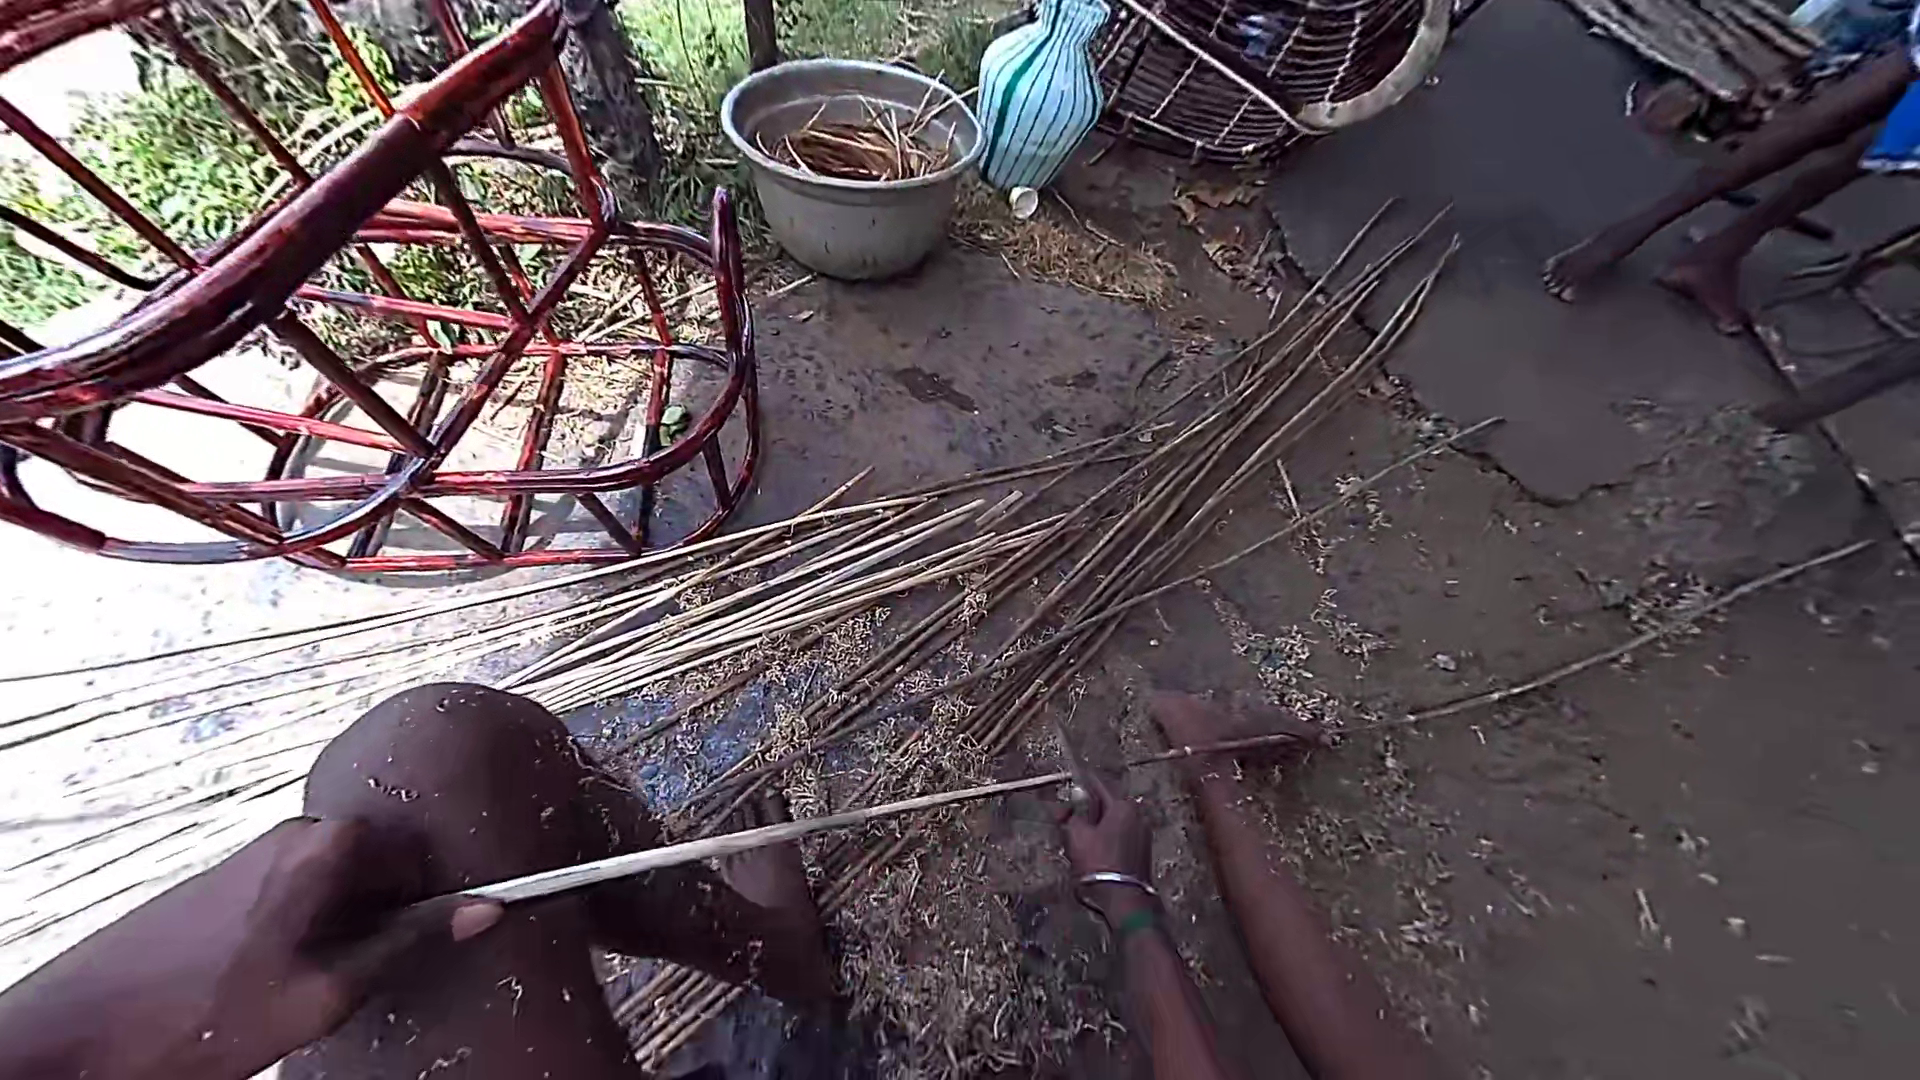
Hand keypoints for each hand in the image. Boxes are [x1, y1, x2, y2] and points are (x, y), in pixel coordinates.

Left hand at [0, 817, 502, 1079]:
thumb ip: (412, 941)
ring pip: (338, 875)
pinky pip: (295, 882)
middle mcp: (298, 830)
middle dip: (378, 910)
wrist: (42, 1054)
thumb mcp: (323, 993)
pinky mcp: (221, 874)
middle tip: (348, 967)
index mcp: (330, 843)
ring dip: (339, 917)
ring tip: (301, 973)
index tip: (404, 944)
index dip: (423, 902)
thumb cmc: (195, 1021)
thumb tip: (490, 907)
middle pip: (379, 862)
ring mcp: (255, 850)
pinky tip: (265, 968)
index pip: (420, 856)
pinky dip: (302, 918)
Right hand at [1060, 768, 1154, 923]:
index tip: (1071, 777)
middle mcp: (1137, 815)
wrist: (1124, 901)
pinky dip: (1106, 836)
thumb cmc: (1099, 862)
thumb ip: (1072, 814)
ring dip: (1096, 823)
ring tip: (1078, 831)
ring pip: (1113, 821)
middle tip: (1068, 812)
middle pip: (1107, 804)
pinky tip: (1093, 846)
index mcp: (1123, 806)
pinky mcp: (1143, 853)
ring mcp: (1143, 835)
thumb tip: (1070, 807)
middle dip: (1088, 807)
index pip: (1099, 785)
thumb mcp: (1077, 835)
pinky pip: (1120, 835)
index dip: (1082, 781)